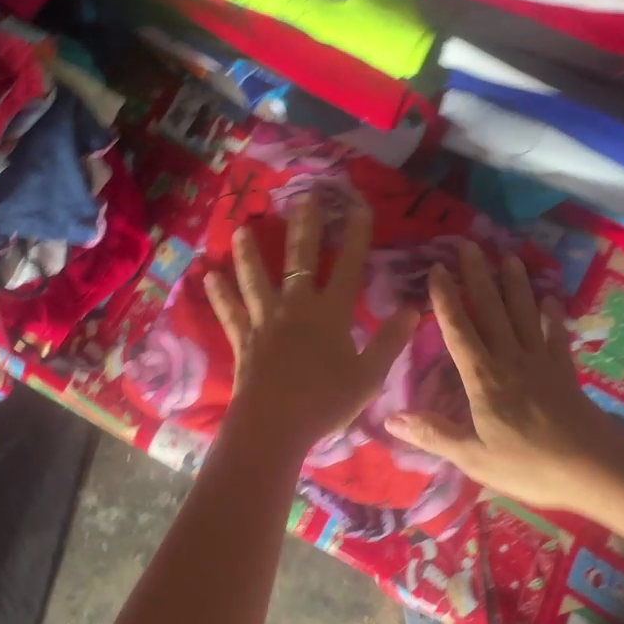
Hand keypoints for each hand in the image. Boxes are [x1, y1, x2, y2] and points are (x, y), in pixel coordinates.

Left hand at [204, 194, 418, 459]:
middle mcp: (297, 307)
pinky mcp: (243, 338)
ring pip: (257, 278)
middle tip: (303, 198)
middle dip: (304, 228)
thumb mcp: (368, 376)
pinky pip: (230, 312)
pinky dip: (219, 294)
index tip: (358, 208)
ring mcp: (265, 321)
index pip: (348, 267)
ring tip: (241, 228)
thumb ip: (389, 342)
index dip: (355, 237)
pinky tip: (209, 276)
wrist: (274, 425)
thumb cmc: (325, 402)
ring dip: (249, 253)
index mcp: (331, 314)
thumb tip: (413, 310)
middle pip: (300, 260)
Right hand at [386, 242, 623, 510]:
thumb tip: (389, 418)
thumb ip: (434, 434)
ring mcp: (542, 363)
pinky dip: (553, 317)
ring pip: (525, 315)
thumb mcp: (474, 458)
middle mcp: (511, 360)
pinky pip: (557, 337)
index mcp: (484, 379)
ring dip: (515, 285)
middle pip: (492, 311)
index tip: (437, 268)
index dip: (446, 299)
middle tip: (468, 244)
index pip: (459, 331)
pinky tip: (551, 301)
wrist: (595, 469)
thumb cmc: (529, 466)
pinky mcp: (565, 373)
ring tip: (509, 256)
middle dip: (478, 276)